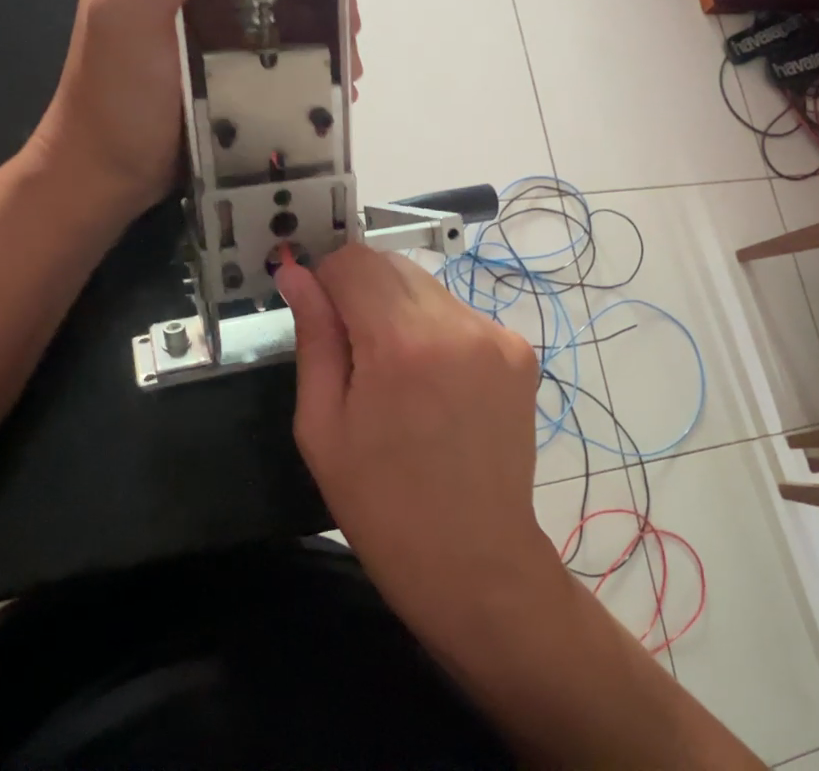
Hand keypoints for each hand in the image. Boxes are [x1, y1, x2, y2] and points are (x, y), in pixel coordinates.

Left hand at [30, 0, 362, 215]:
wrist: (108, 174)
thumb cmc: (117, 98)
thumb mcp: (132, 14)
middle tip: (350, 26)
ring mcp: (200, 9)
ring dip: (322, 20)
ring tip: (346, 63)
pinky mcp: (219, 49)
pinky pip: (274, 33)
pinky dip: (308, 49)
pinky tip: (328, 75)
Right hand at [277, 247, 562, 624]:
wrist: (472, 558)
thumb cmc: (381, 502)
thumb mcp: (323, 425)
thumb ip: (313, 337)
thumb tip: (296, 275)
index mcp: (402, 343)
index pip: (355, 260)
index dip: (327, 280)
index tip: (320, 317)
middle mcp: (458, 324)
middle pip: (394, 266)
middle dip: (363, 293)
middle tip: (354, 355)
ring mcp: (499, 337)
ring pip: (429, 289)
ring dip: (401, 313)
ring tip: (398, 379)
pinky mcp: (522, 353)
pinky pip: (461, 318)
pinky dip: (438, 334)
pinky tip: (434, 388)